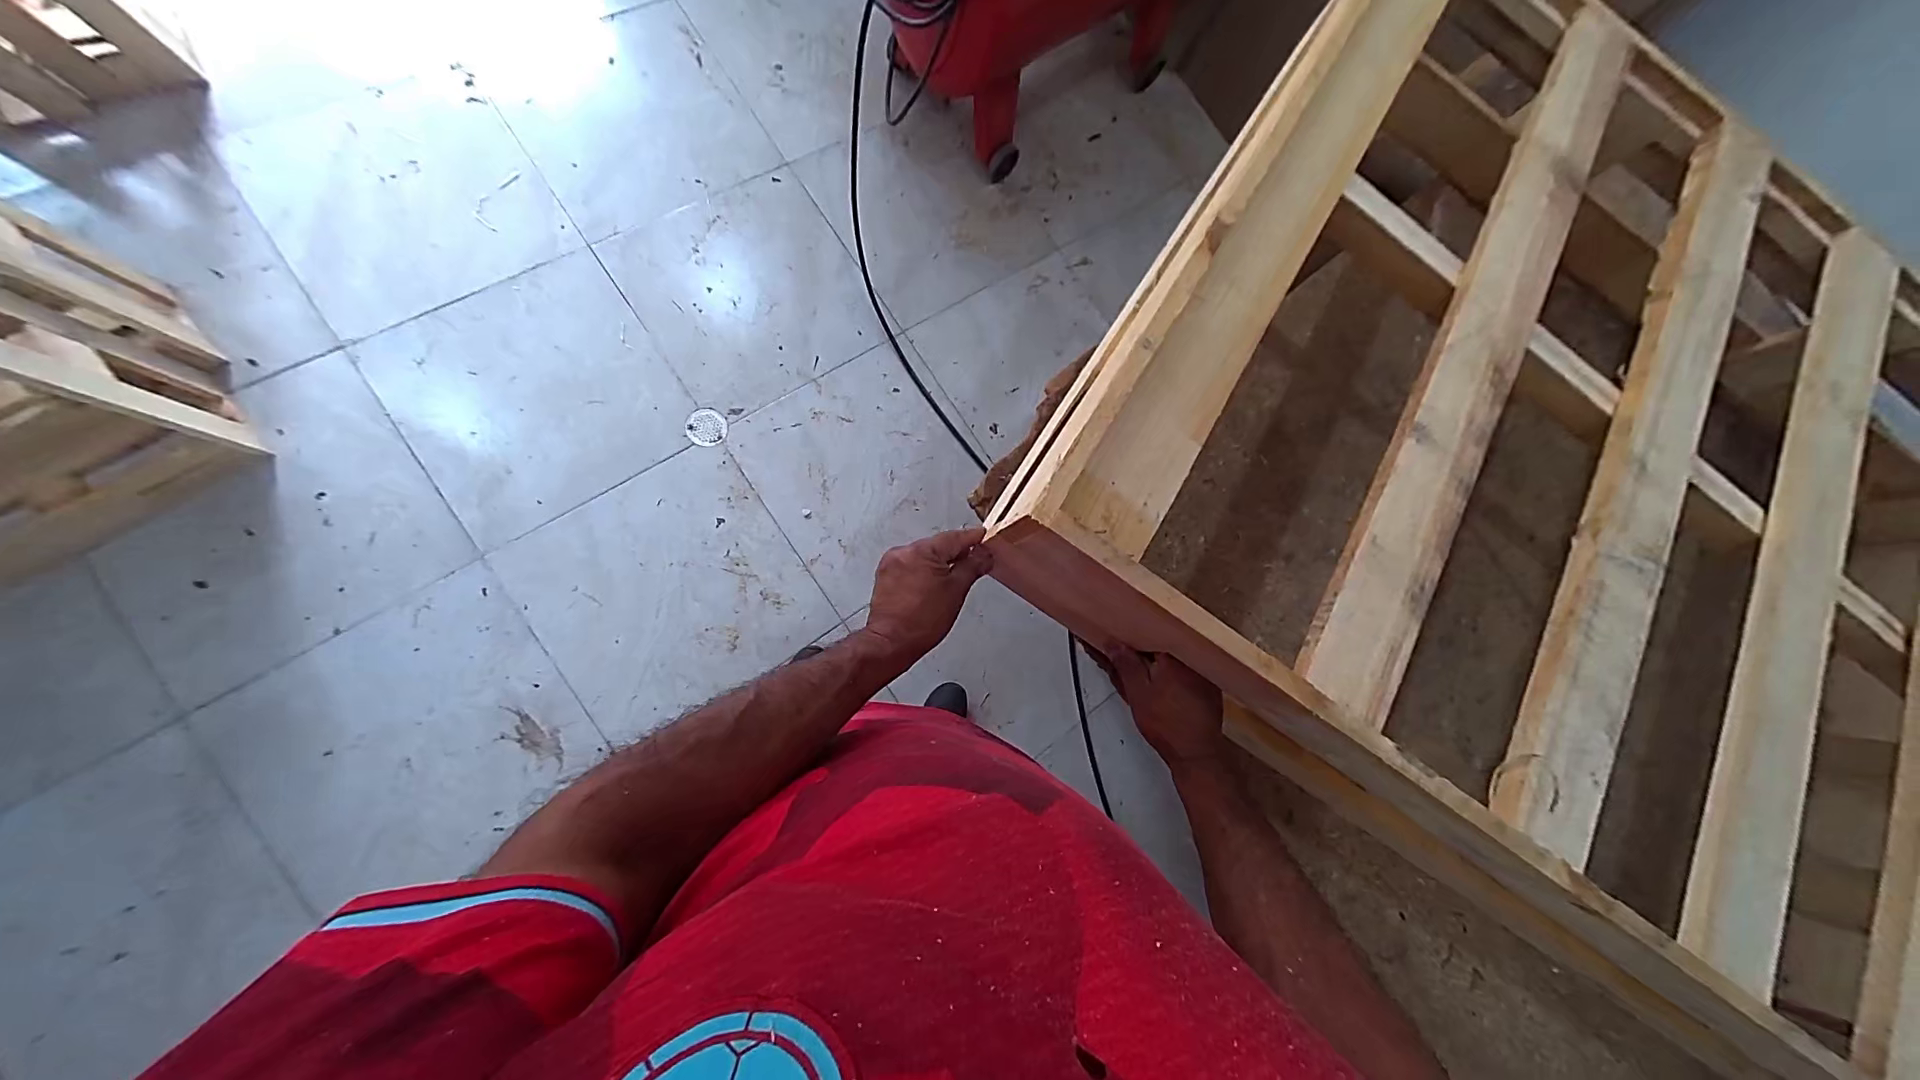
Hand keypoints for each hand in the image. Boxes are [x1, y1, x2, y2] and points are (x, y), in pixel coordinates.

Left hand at [860, 527, 992, 666]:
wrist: (892, 642)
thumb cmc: (919, 622)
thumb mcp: (956, 591)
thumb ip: (973, 566)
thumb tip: (983, 555)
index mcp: (922, 551)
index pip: (954, 537)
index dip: (973, 538)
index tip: (983, 537)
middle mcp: (904, 552)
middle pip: (938, 545)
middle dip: (956, 554)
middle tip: (973, 564)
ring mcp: (892, 563)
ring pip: (923, 555)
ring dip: (938, 564)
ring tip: (948, 585)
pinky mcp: (885, 575)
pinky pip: (910, 565)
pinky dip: (923, 572)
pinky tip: (930, 588)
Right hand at [1105, 648, 1225, 768]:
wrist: (1196, 753)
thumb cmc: (1168, 726)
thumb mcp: (1138, 694)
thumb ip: (1125, 665)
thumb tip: (1113, 644)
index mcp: (1174, 657)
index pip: (1151, 633)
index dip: (1132, 636)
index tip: (1118, 640)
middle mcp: (1192, 661)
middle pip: (1162, 644)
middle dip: (1141, 648)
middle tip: (1122, 654)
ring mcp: (1203, 673)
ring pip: (1173, 658)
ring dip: (1155, 660)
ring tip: (1138, 668)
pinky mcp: (1208, 687)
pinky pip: (1184, 670)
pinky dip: (1170, 672)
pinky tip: (1159, 681)